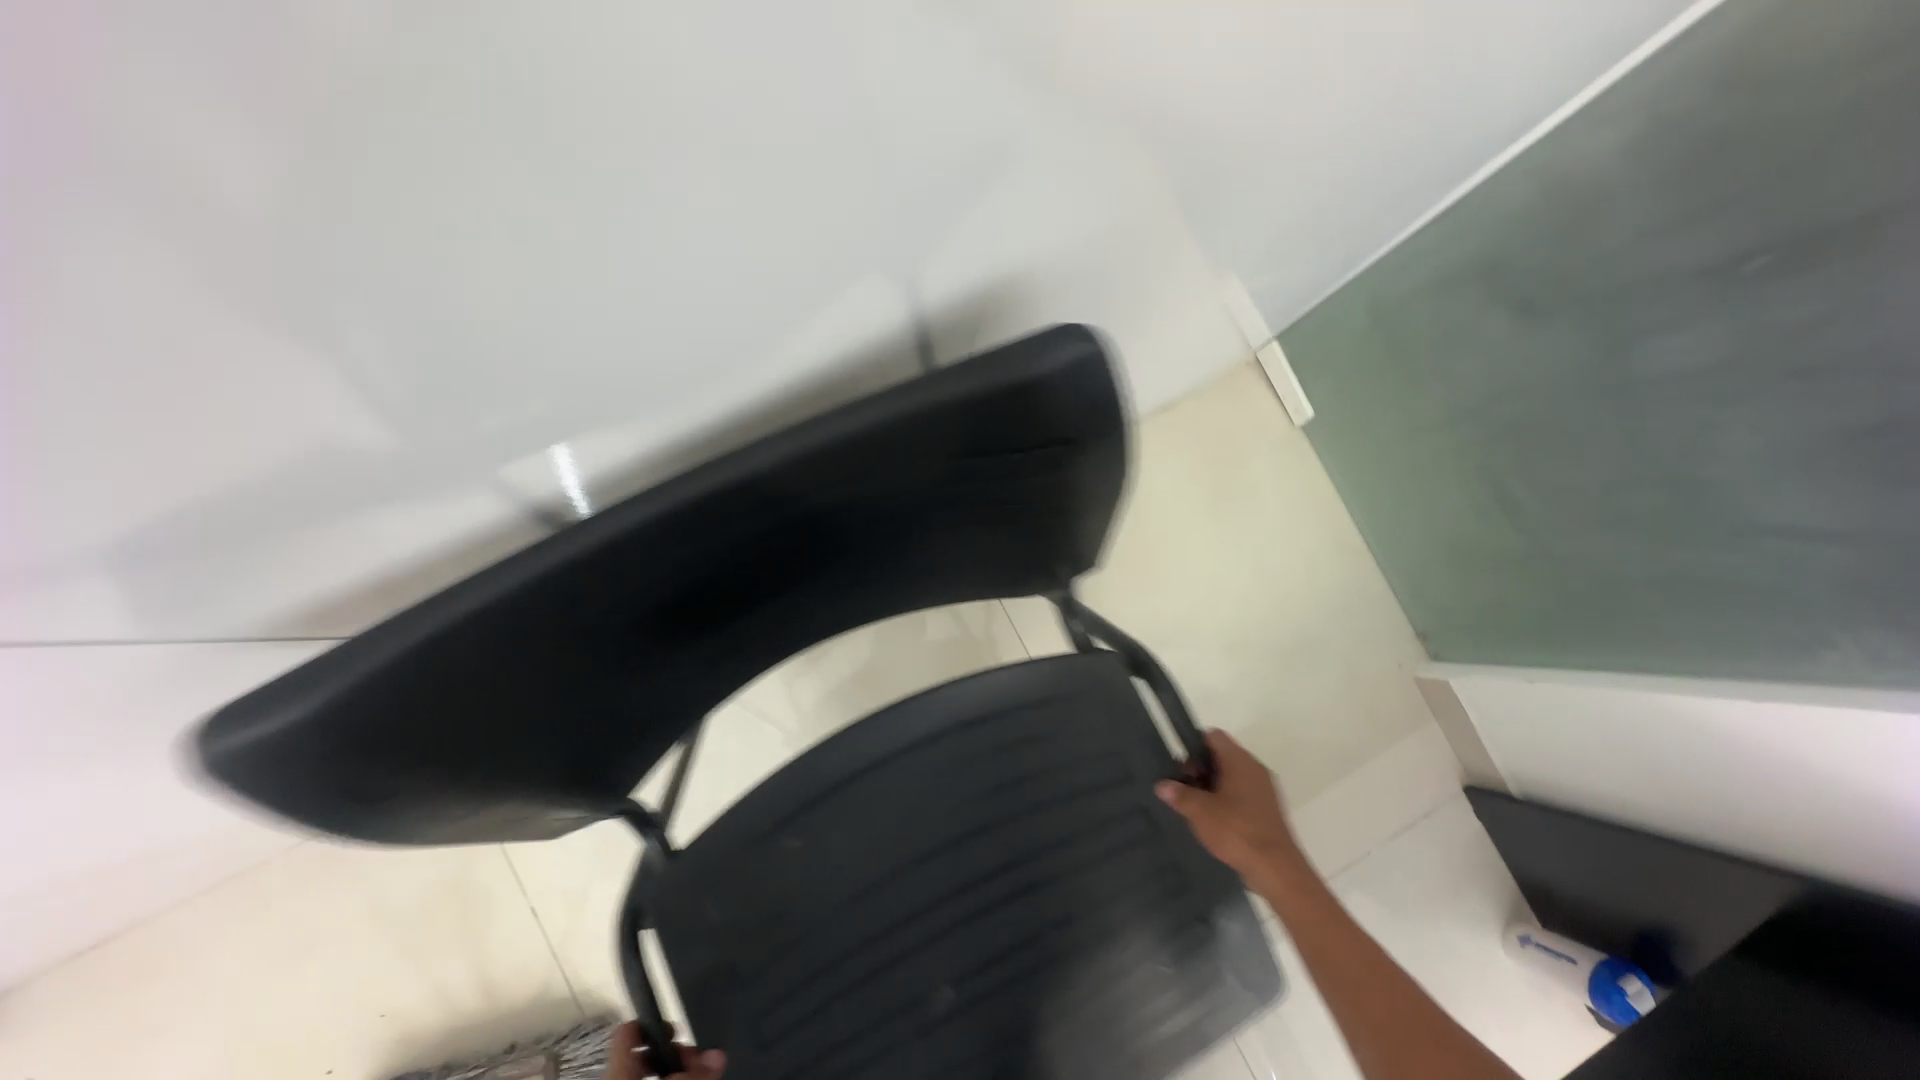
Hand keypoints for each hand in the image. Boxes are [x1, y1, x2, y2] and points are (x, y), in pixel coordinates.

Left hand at [605, 1022, 725, 1079]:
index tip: (680, 1031)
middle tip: (698, 1067)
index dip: (653, 1025)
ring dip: (675, 1077)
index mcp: (619, 1072)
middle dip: (674, 1057)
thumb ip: (697, 1075)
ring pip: (648, 1079)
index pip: (628, 1033)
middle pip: (642, 1056)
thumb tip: (717, 1055)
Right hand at [1156, 730, 1313, 892]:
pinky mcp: (1267, 809)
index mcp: (1240, 761)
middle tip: (1182, 789)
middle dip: (1199, 769)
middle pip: (1222, 755)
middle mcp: (1255, 768)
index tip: (1179, 767)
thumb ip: (1179, 794)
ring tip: (1194, 807)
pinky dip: (1226, 800)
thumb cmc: (1237, 831)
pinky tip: (1213, 821)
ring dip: (1212, 786)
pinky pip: (1242, 793)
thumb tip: (1162, 785)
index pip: (1213, 736)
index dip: (1193, 746)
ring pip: (1232, 776)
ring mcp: (1264, 789)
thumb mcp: (1200, 812)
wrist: (1276, 867)